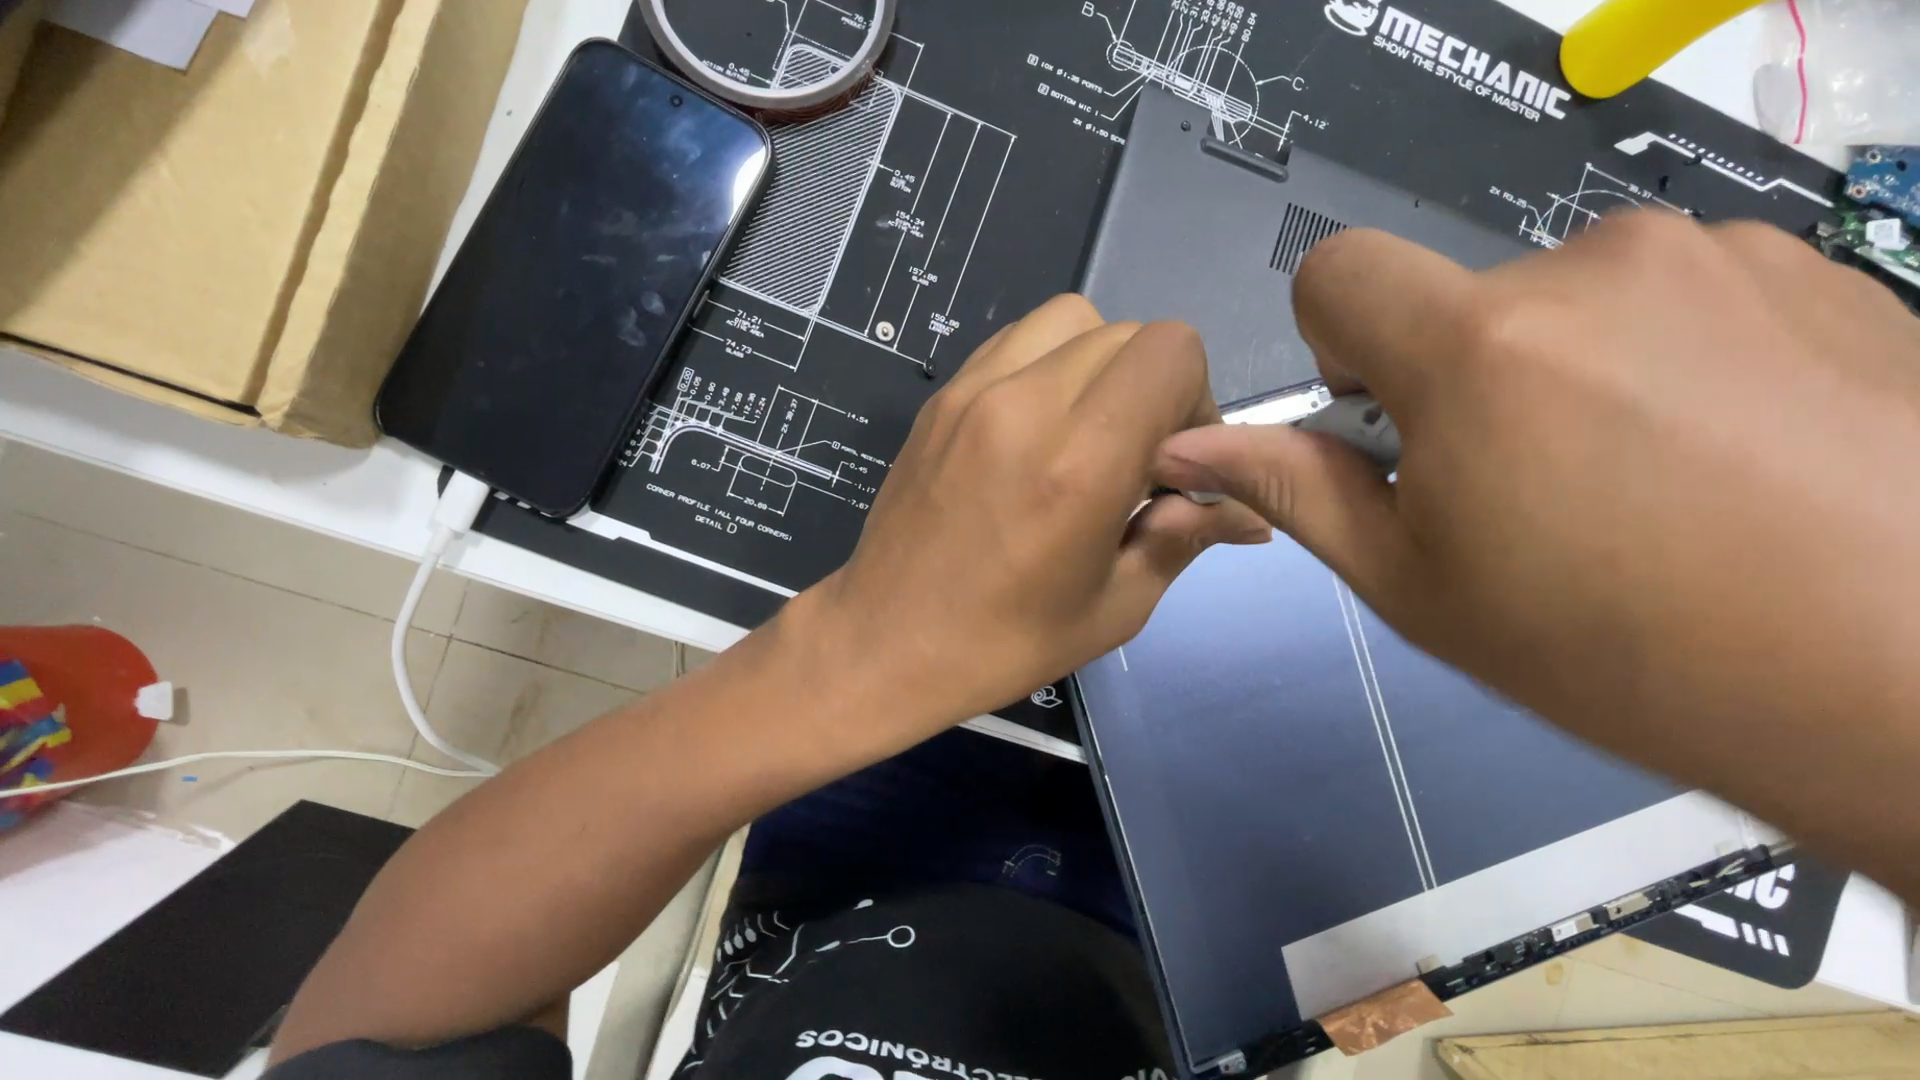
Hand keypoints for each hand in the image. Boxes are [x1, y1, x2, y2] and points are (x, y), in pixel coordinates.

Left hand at [803, 295, 1269, 744]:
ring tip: (1087, 432)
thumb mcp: (1115, 607)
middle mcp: (1026, 405)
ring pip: (1072, 320)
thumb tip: (1251, 511)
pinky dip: (1048, 363)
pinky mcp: (941, 396)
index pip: (1171, 351)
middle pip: (1129, 333)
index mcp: (1080, 463)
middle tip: (1134, 458)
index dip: (1194, 397)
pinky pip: (1016, 340)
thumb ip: (1186, 538)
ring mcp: (973, 392)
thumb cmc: (1005, 642)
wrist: (886, 641)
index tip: (1175, 460)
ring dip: (1100, 363)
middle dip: (1154, 387)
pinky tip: (1038, 427)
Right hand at [1155, 211, 1919, 897]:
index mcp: (1476, 345)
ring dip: (1561, 370)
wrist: (1912, 687)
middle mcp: (1595, 265)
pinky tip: (1725, 458)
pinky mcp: (1820, 272)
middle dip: (1456, 379)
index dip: (1335, 345)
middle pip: (1457, 300)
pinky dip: (1663, 362)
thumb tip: (1181, 450)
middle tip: (1516, 489)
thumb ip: (1293, 491)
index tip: (1385, 422)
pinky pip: (1678, 298)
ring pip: (1569, 300)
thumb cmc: (1612, 649)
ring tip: (1636, 481)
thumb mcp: (1414, 581)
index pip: (1337, 272)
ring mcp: (1722, 257)